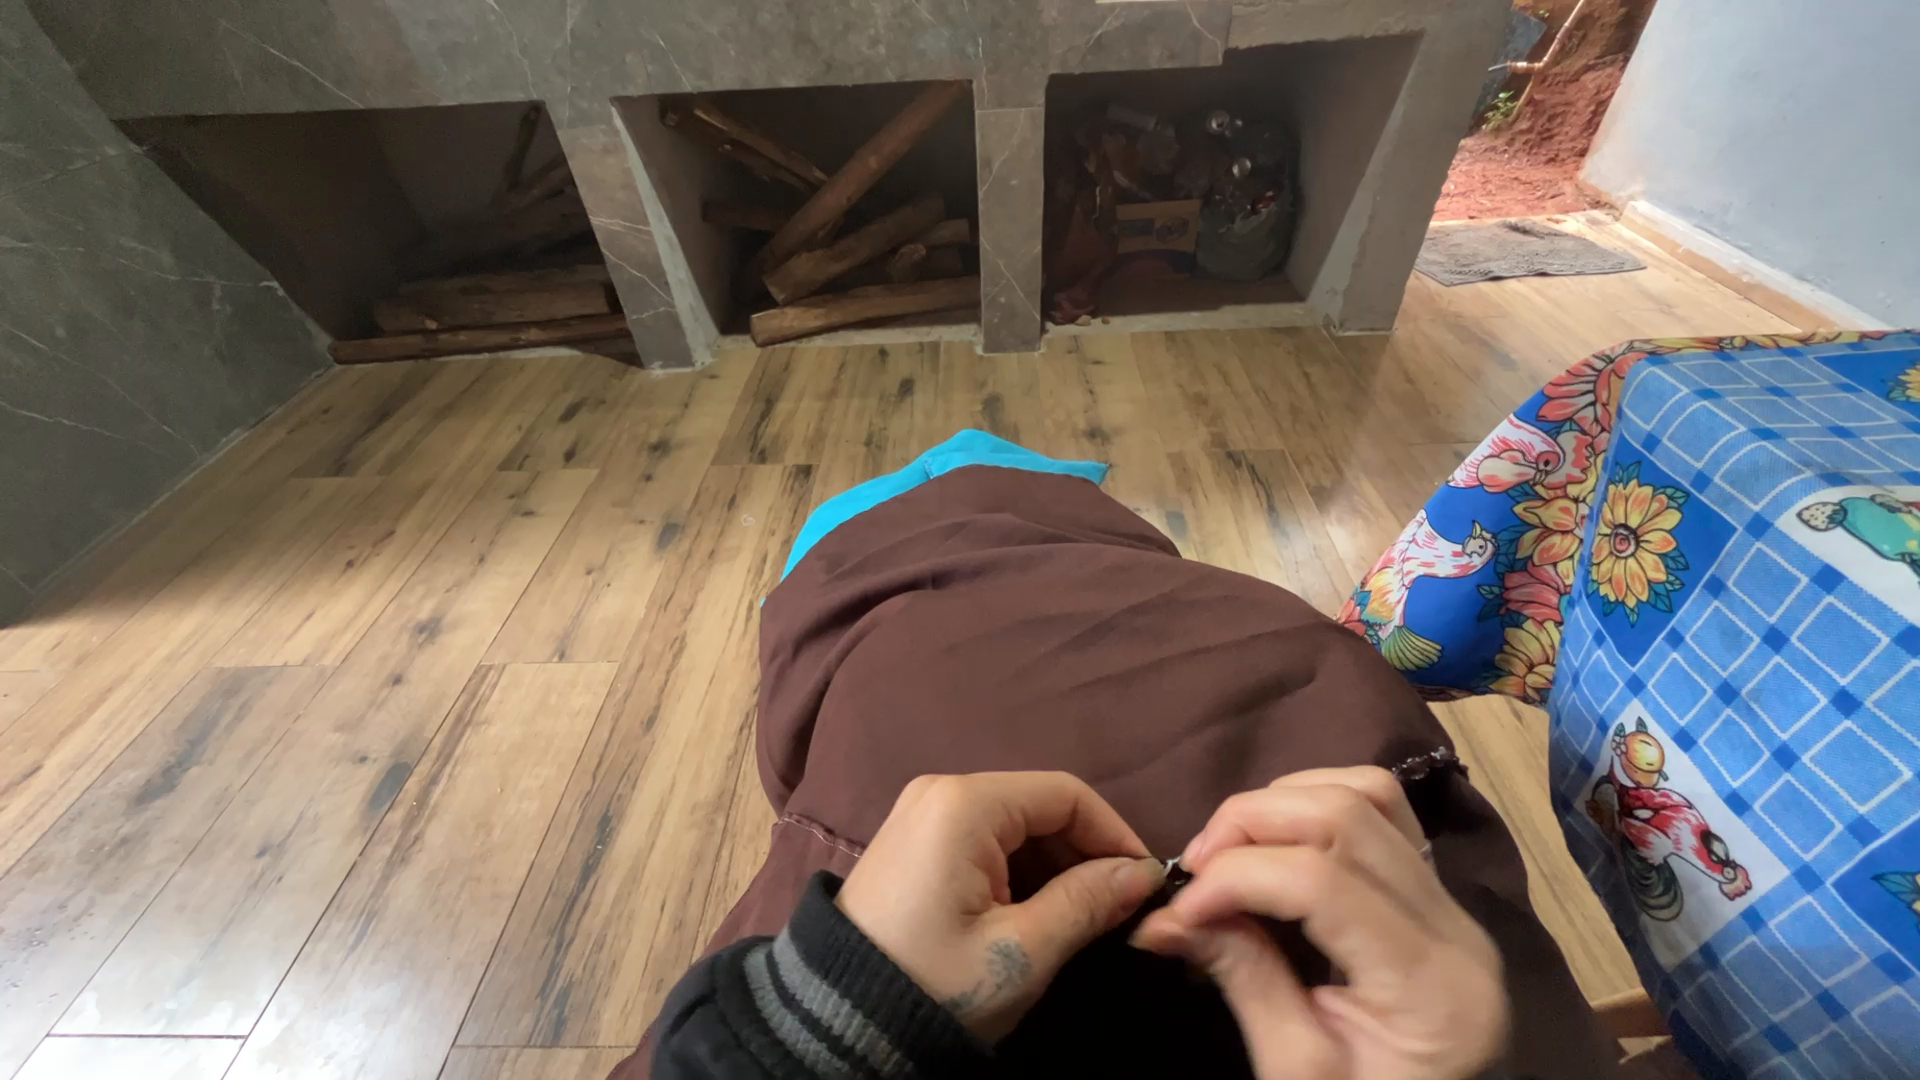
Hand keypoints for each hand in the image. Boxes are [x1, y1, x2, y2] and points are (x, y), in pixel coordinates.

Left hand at [837, 772, 1165, 1041]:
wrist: (835, 1022)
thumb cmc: (933, 983)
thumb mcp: (1019, 952)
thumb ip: (1086, 902)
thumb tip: (1142, 874)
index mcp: (964, 802)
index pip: (1064, 794)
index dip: (1113, 833)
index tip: (1147, 881)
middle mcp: (942, 790)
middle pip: (1038, 804)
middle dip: (1084, 851)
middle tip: (1118, 907)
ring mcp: (924, 810)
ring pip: (1014, 822)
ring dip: (1054, 863)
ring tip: (1084, 914)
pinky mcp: (915, 837)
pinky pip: (984, 836)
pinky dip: (1019, 867)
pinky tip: (1037, 908)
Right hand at [1132, 767, 1507, 1079]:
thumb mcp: (1294, 1071)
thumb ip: (1239, 974)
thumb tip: (1162, 915)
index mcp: (1431, 987)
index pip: (1319, 880)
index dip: (1234, 877)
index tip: (1179, 909)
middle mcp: (1455, 926)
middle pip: (1341, 816)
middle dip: (1247, 822)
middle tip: (1196, 866)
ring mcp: (1450, 900)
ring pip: (1362, 793)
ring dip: (1278, 803)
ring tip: (1230, 848)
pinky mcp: (1434, 888)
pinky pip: (1381, 803)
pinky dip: (1315, 797)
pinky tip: (1276, 834)